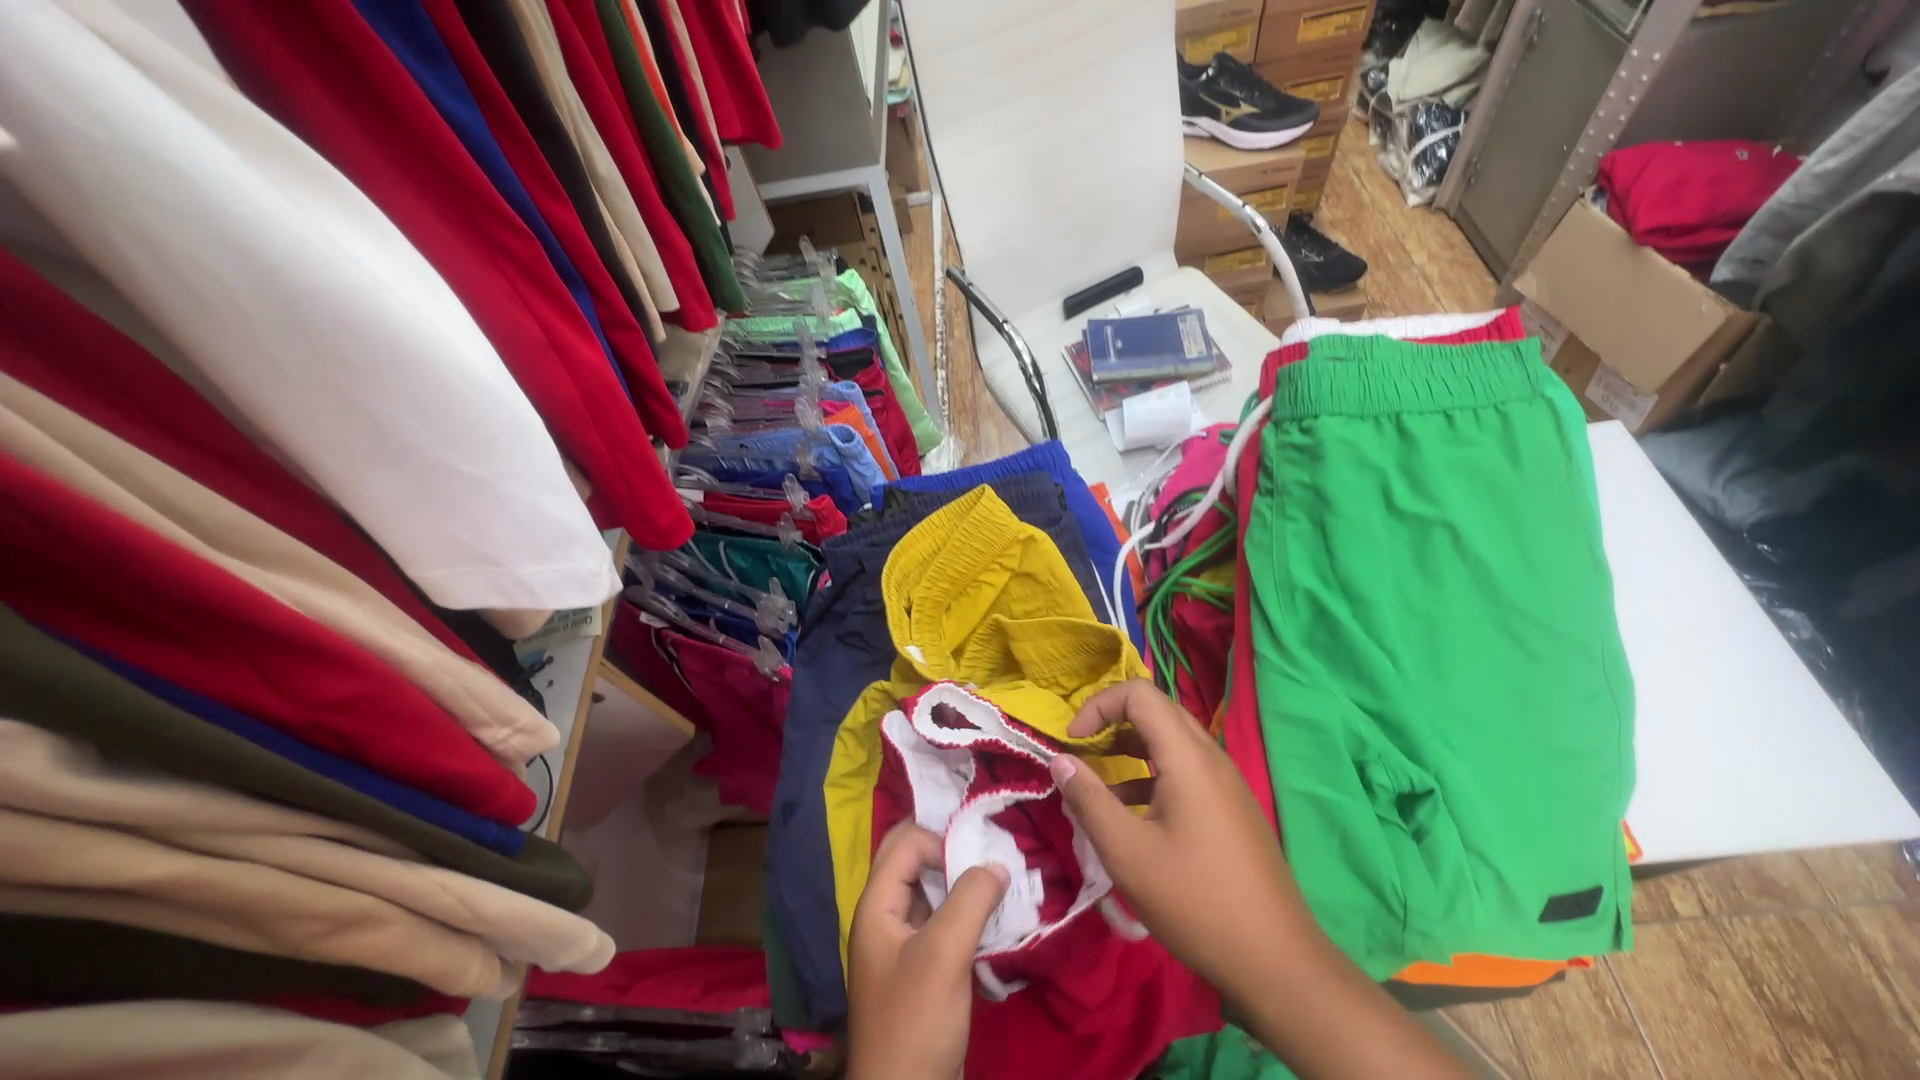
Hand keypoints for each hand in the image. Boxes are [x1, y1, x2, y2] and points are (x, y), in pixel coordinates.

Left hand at [847, 821, 1009, 1079]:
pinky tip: (994, 922)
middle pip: (915, 863)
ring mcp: (902, 945)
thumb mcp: (943, 954)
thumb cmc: (916, 1020)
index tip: (981, 858)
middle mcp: (884, 917)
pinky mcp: (921, 970)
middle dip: (952, 853)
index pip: (906, 842)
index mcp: (876, 905)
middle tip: (993, 857)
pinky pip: (943, 925)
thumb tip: (997, 863)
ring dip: (964, 885)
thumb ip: (969, 899)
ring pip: (933, 894)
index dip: (942, 840)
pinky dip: (967, 916)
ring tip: (1002, 886)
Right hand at [1047, 679, 1314, 1001]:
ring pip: (1173, 744)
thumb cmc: (1194, 901)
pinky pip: (1187, 773)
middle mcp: (1213, 759)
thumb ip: (1089, 800)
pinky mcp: (1232, 811)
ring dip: (1132, 751)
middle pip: (1159, 712)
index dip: (1099, 706)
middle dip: (1113, 723)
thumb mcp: (1128, 853)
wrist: (1274, 958)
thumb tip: (1060, 760)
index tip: (1072, 742)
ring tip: (1097, 786)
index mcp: (1189, 758)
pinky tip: (1132, 817)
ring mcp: (1228, 785)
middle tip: (1082, 754)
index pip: (1140, 694)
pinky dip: (1152, 778)